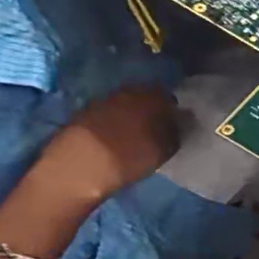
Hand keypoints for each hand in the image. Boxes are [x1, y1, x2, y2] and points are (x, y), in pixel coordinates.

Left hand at [29, 87, 180, 204]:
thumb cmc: (128, 158)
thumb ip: (175, 133)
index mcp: (151, 96)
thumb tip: (180, 123)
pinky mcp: (83, 114)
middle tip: (154, 129)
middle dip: (150, 109)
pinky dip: (112, 122)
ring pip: (123, 103)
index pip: (167, 96)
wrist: (77, 167)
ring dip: (129, 115)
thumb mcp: (163, 151)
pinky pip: (106, 113)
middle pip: (143, 96)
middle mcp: (127, 92)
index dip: (172, 110)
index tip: (174, 124)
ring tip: (132, 135)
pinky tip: (112, 138)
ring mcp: (103, 101)